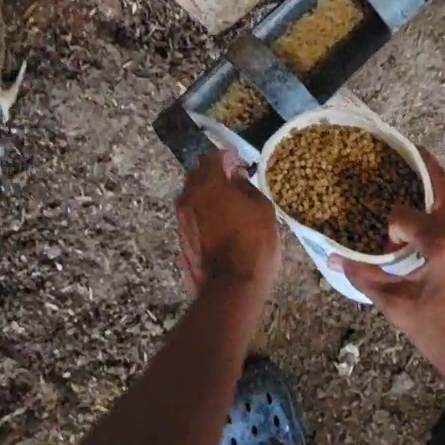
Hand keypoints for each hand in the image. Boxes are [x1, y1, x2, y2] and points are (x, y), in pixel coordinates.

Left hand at [175, 149, 280, 298]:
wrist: (230, 290)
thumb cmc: (253, 244)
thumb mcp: (262, 210)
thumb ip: (247, 188)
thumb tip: (236, 178)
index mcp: (210, 185)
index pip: (212, 157)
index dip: (226, 155)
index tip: (238, 159)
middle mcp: (190, 197)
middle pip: (196, 173)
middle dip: (212, 170)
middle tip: (230, 176)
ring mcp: (182, 220)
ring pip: (190, 195)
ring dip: (205, 191)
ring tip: (224, 199)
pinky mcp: (181, 240)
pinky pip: (190, 215)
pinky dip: (201, 211)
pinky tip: (216, 220)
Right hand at [330, 152, 444, 383]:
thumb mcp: (400, 309)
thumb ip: (367, 277)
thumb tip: (334, 258)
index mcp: (442, 241)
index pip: (404, 214)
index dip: (391, 230)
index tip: (389, 254)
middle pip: (442, 183)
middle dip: (422, 169)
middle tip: (403, 155)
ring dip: (436, 194)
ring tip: (416, 194)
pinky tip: (437, 227)